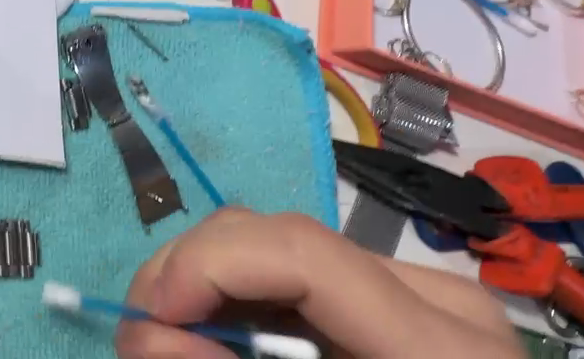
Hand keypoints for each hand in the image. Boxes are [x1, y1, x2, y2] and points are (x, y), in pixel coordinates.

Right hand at [117, 207, 520, 358]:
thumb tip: (141, 339)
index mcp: (444, 353)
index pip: (300, 253)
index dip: (207, 267)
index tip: (148, 320)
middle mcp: (438, 301)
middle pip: (271, 236)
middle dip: (187, 276)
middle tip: (139, 336)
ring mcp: (425, 297)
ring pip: (272, 246)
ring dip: (206, 288)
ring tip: (172, 338)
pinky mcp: (406, 308)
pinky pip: (296, 276)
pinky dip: (243, 303)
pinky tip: (223, 341)